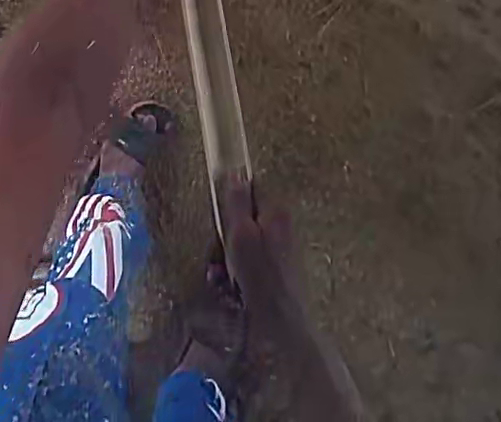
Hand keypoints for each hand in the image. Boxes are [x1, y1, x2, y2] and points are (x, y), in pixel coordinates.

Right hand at [220, 173, 367, 421]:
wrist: (282, 328)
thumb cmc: (261, 278)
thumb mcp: (241, 234)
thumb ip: (236, 202)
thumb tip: (233, 171)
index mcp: (276, 211)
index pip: (251, 185)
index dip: (231, 194)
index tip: (218, 208)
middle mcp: (280, 227)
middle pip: (243, 216)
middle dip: (225, 233)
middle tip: (217, 251)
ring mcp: (278, 251)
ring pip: (242, 242)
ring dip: (226, 257)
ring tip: (221, 276)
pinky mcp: (274, 273)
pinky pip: (247, 264)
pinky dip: (235, 274)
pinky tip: (229, 290)